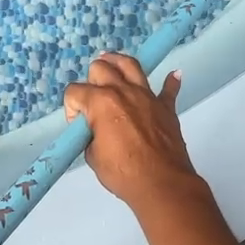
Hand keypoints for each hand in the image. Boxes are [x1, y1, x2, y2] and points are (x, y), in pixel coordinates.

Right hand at [64, 52, 208, 211]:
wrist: (161, 183)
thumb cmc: (123, 172)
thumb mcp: (93, 156)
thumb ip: (91, 136)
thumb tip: (97, 131)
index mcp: (100, 102)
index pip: (75, 91)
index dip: (72, 108)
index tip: (78, 125)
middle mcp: (122, 91)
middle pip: (100, 68)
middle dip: (91, 79)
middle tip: (92, 96)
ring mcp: (146, 96)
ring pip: (131, 65)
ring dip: (118, 62)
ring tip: (111, 62)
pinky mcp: (166, 106)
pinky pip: (168, 88)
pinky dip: (170, 81)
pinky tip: (173, 75)